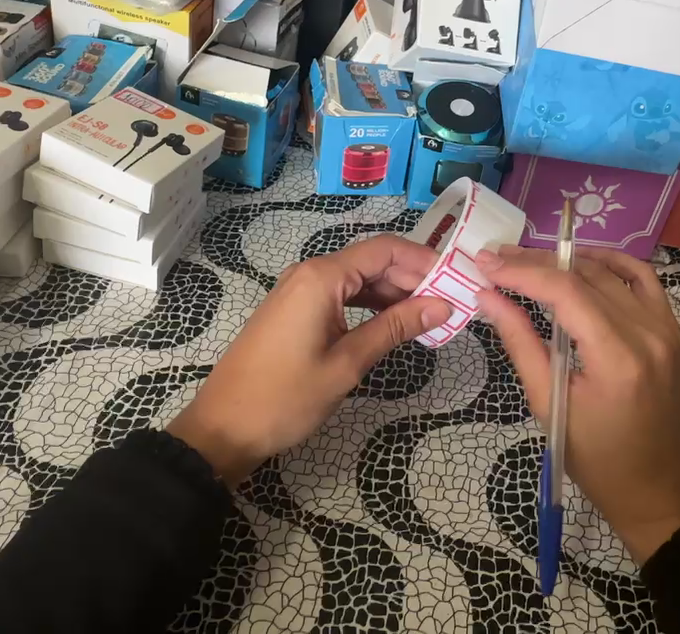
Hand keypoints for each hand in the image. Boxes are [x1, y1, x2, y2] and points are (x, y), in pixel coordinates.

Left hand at [167, 234, 451, 484]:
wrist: (222, 429)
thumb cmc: (285, 397)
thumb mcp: (347, 364)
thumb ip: (395, 328)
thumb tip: (442, 305)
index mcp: (322, 277)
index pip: (385, 250)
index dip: (424, 260)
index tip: (457, 279)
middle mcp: (310, 273)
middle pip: (373, 260)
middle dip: (413, 277)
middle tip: (450, 301)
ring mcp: (300, 290)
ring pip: (358, 277)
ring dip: (394, 292)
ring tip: (430, 314)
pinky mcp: (296, 309)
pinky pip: (342, 294)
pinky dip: (370, 304)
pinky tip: (394, 322)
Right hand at [477, 245, 679, 564]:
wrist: (655, 488)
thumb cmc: (596, 458)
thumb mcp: (547, 403)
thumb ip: (519, 341)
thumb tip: (487, 296)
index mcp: (617, 357)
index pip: (565, 292)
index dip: (522, 272)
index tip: (486, 263)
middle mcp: (647, 332)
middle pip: (585, 276)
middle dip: (535, 262)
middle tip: (495, 257)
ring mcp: (665, 327)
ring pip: (609, 273)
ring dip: (565, 260)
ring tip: (526, 258)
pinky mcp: (671, 328)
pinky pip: (642, 278)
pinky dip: (611, 262)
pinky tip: (581, 259)